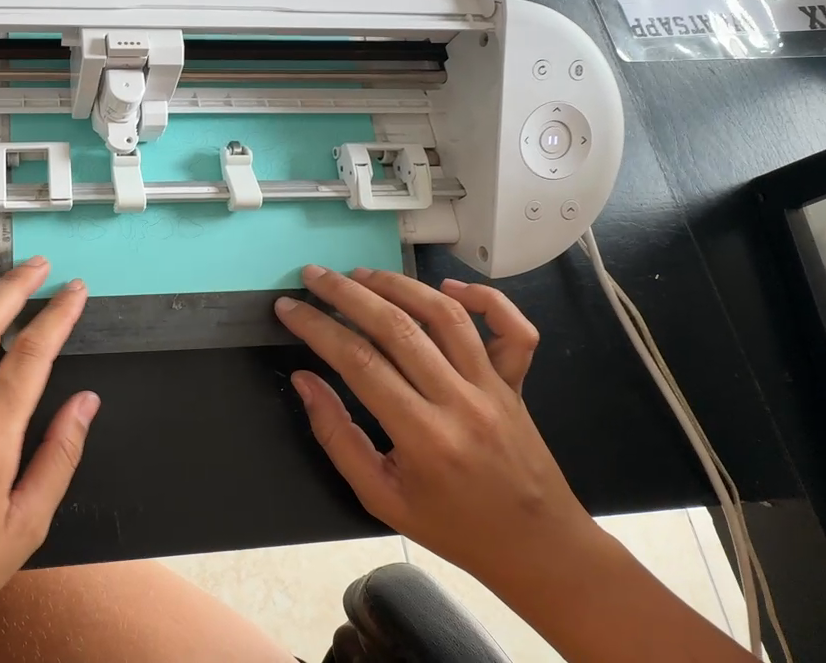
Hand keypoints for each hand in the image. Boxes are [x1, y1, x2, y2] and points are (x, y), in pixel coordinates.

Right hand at [273, 266, 592, 582]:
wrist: (537, 549)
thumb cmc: (452, 527)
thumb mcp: (379, 497)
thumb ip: (337, 437)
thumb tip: (304, 380)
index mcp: (422, 436)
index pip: (359, 361)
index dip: (317, 327)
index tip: (288, 308)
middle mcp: (460, 402)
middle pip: (398, 326)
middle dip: (347, 294)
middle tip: (313, 275)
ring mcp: (493, 387)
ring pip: (446, 315)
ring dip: (399, 284)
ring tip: (361, 274)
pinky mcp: (517, 382)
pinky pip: (513, 330)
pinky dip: (486, 298)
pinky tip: (449, 287)